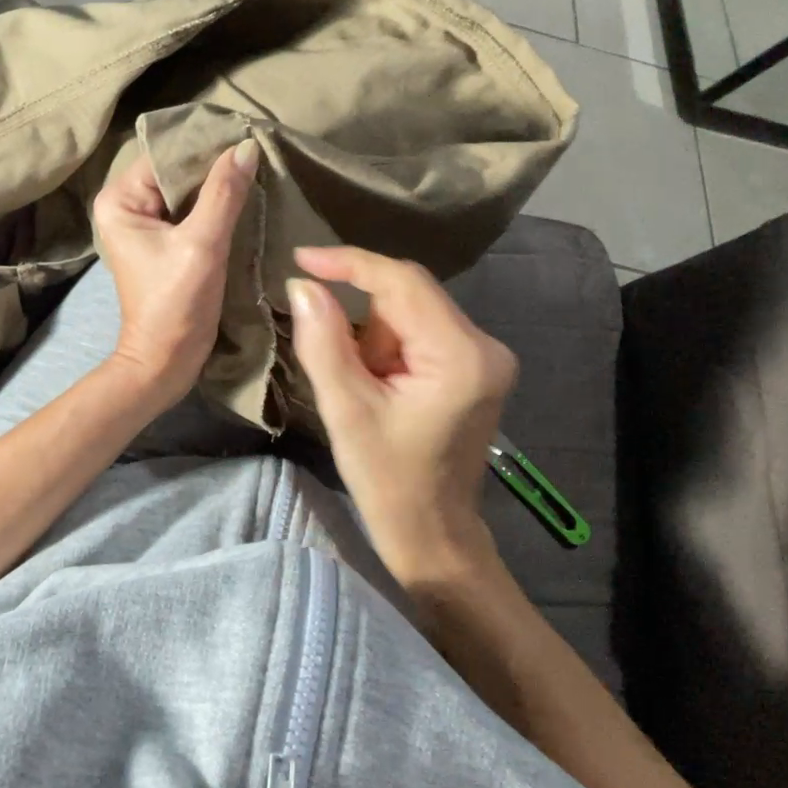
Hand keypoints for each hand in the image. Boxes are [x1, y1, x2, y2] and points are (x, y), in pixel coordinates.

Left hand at [93, 140, 259, 399]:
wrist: (165, 362)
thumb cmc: (175, 304)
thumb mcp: (202, 245)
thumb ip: (224, 194)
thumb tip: (246, 146)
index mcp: (119, 200)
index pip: (165, 155)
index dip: (204, 146)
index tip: (247, 138)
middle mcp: (125, 205)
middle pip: (176, 171)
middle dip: (215, 166)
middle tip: (260, 154)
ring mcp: (145, 225)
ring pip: (188, 191)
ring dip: (220, 187)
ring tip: (260, 173)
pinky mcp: (164, 242)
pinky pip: (192, 212)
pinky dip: (217, 208)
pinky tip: (248, 200)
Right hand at [285, 246, 517, 584]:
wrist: (431, 531)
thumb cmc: (387, 480)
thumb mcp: (345, 410)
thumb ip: (323, 341)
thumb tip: (303, 285)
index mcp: (460, 356)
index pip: (402, 282)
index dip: (349, 262)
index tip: (301, 257)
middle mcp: (485, 345)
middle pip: (409, 294)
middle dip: (362, 318)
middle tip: (337, 362)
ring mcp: (485, 355)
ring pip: (410, 311)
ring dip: (374, 337)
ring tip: (365, 389)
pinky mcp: (476, 365)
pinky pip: (420, 330)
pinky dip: (388, 347)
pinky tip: (381, 386)